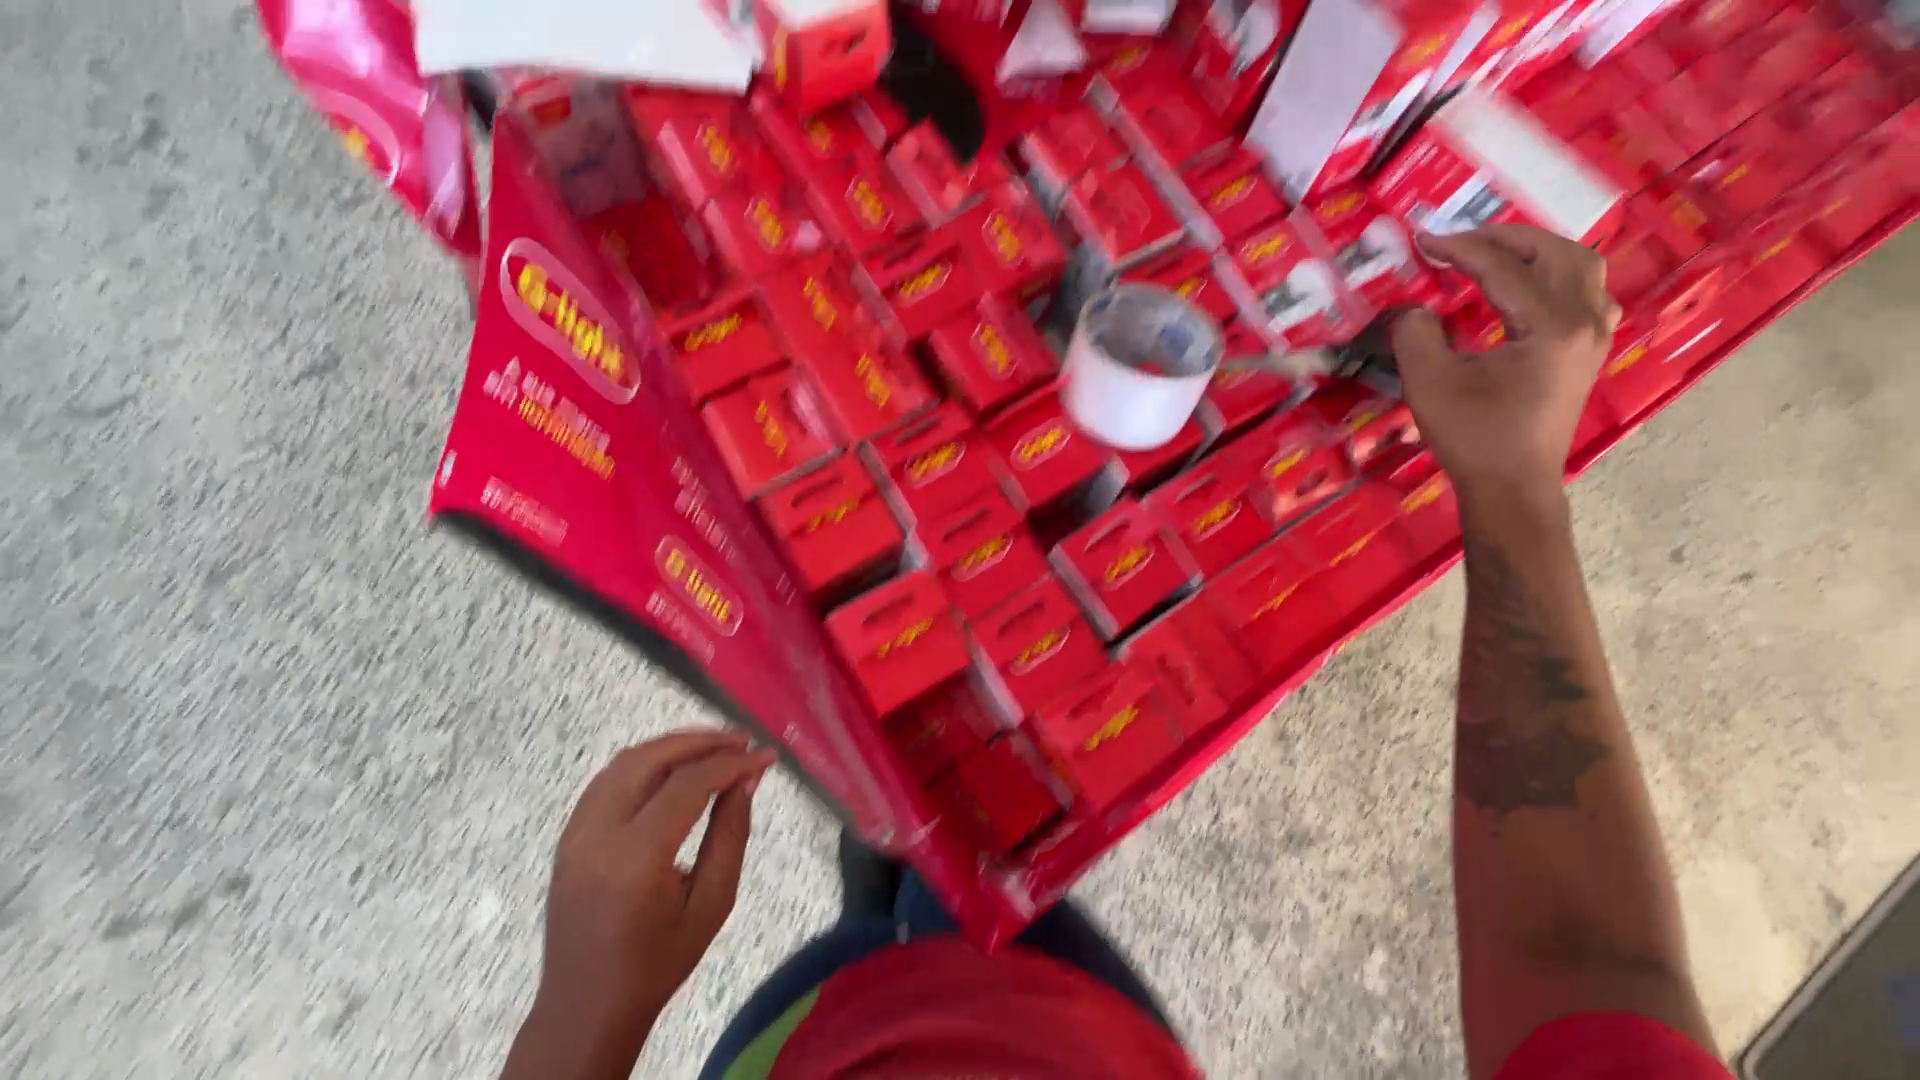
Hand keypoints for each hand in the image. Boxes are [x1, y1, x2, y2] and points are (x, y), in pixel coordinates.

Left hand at [524, 732, 775, 1065]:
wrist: (586, 1006)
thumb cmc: (658, 962)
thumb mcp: (712, 904)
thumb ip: (730, 835)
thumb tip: (747, 779)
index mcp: (636, 859)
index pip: (688, 785)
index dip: (731, 762)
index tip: (767, 755)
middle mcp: (598, 834)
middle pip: (652, 758)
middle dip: (702, 741)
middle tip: (743, 740)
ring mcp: (575, 831)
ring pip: (626, 761)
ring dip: (673, 745)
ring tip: (716, 748)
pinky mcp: (568, 834)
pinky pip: (608, 779)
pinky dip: (646, 762)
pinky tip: (675, 767)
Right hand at [1393, 225, 1621, 504]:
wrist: (1512, 487)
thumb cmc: (1472, 437)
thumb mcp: (1429, 384)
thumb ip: (1416, 335)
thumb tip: (1415, 308)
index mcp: (1552, 326)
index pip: (1503, 269)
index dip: (1460, 249)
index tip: (1423, 239)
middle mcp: (1586, 321)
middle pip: (1556, 253)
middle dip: (1506, 239)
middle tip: (1460, 243)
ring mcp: (1595, 336)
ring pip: (1579, 268)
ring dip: (1536, 253)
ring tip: (1493, 255)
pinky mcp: (1588, 352)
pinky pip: (1583, 293)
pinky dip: (1553, 277)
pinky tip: (1525, 287)